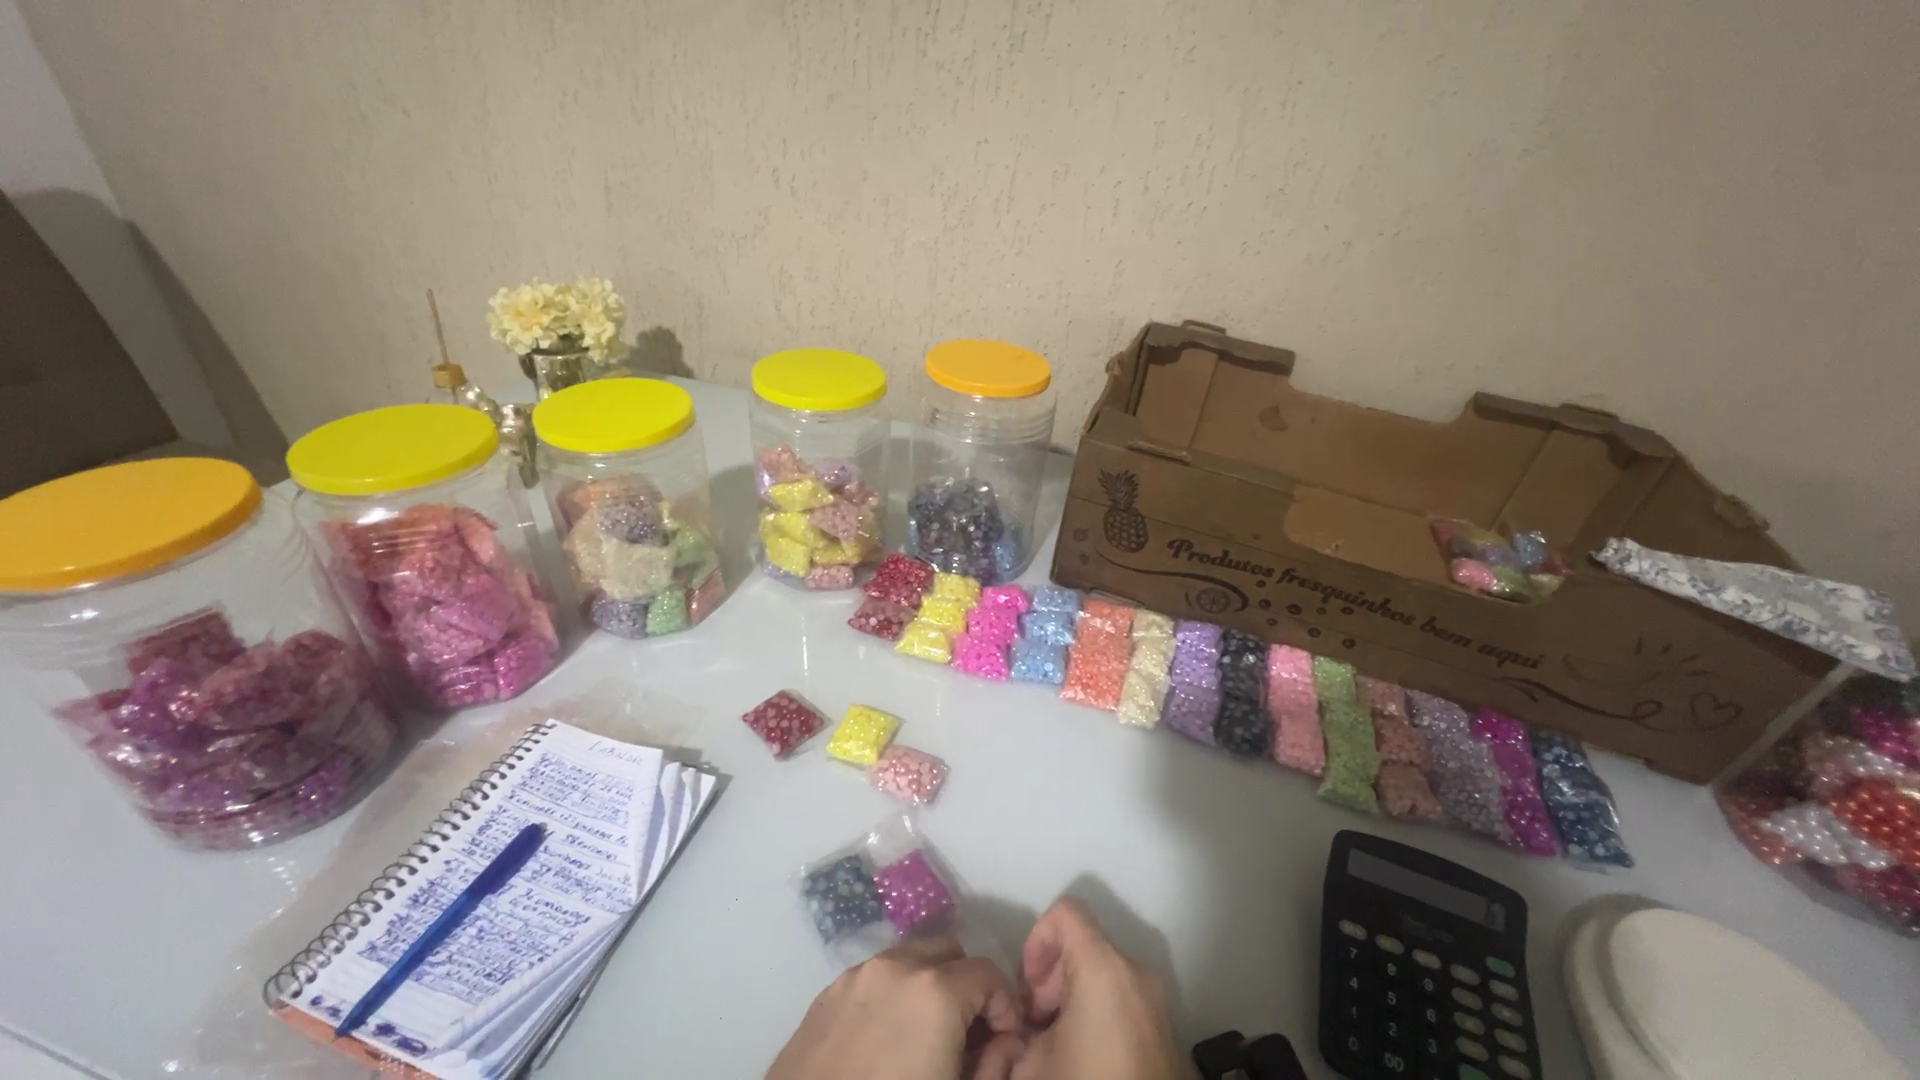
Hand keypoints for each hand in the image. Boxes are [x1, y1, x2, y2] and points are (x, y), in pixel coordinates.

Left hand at [768, 937, 1025, 1079]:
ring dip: (929, 988)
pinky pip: (875, 979)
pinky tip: (886, 1042)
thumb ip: (995, 1064)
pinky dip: (893, 997)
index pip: (991, 975)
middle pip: (950, 954)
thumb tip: (1004, 1044)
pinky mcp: (826, 995)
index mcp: (935, 989)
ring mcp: (856, 976)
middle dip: (968, 989)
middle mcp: (895, 967)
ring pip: (909, 961)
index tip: (1004, 1043)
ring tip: (926, 1040)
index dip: (1006, 1008)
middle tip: (969, 1038)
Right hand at [1013, 898, 1188, 1079]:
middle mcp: (1135, 972)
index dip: (1036, 941)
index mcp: (1104, 967)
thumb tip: (1018, 1034)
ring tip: (1058, 1051)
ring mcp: (1156, 1001)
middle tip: (1036, 1027)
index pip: (1065, 913)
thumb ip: (1015, 1032)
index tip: (1028, 990)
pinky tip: (1086, 1061)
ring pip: (1102, 974)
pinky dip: (1098, 1015)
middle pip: (1083, 945)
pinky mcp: (1166, 1029)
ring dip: (1072, 1001)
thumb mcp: (1032, 1065)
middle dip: (1051, 979)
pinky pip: (1122, 999)